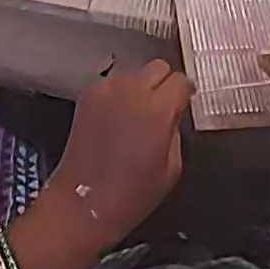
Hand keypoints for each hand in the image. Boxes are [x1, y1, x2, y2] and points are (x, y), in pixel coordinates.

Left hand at [45, 60, 192, 252]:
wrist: (84, 201)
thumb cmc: (133, 193)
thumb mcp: (172, 167)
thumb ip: (176, 129)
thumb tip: (173, 112)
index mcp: (157, 109)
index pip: (180, 80)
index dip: (185, 92)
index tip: (185, 102)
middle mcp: (131, 90)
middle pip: (158, 67)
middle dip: (164, 83)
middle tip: (163, 106)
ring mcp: (106, 89)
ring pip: (134, 73)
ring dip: (140, 87)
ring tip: (136, 114)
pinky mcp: (87, 94)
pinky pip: (112, 83)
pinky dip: (119, 93)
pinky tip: (116, 117)